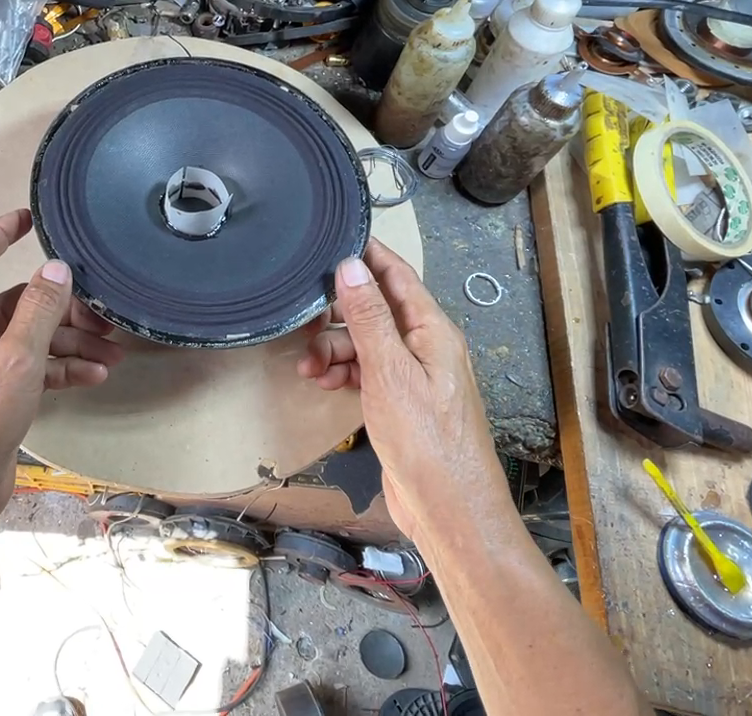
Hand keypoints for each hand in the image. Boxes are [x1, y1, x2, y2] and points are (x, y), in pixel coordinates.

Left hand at [0, 209, 123, 527]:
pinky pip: (34, 367)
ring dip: (70, 341)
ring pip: (32, 336)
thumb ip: (39, 310)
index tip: (32, 217)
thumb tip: (57, 267)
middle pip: (18, 301)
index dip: (2, 231)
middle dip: (61, 304)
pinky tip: (94, 376)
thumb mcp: (17, 359)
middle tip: (102, 311)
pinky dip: (61, 368)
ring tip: (111, 351)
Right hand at [296, 238, 510, 541]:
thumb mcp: (390, 372)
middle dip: (337, 314)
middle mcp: (425, 347)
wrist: (448, 510)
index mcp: (432, 331)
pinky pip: (365, 371)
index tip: (332, 240)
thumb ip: (369, 318)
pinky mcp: (399, 401)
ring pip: (364, 343)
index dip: (366, 255)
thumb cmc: (428, 442)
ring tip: (309, 368)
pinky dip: (343, 372)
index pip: (397, 275)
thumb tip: (350, 267)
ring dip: (334, 349)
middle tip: (303, 322)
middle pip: (374, 310)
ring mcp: (412, 375)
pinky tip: (323, 383)